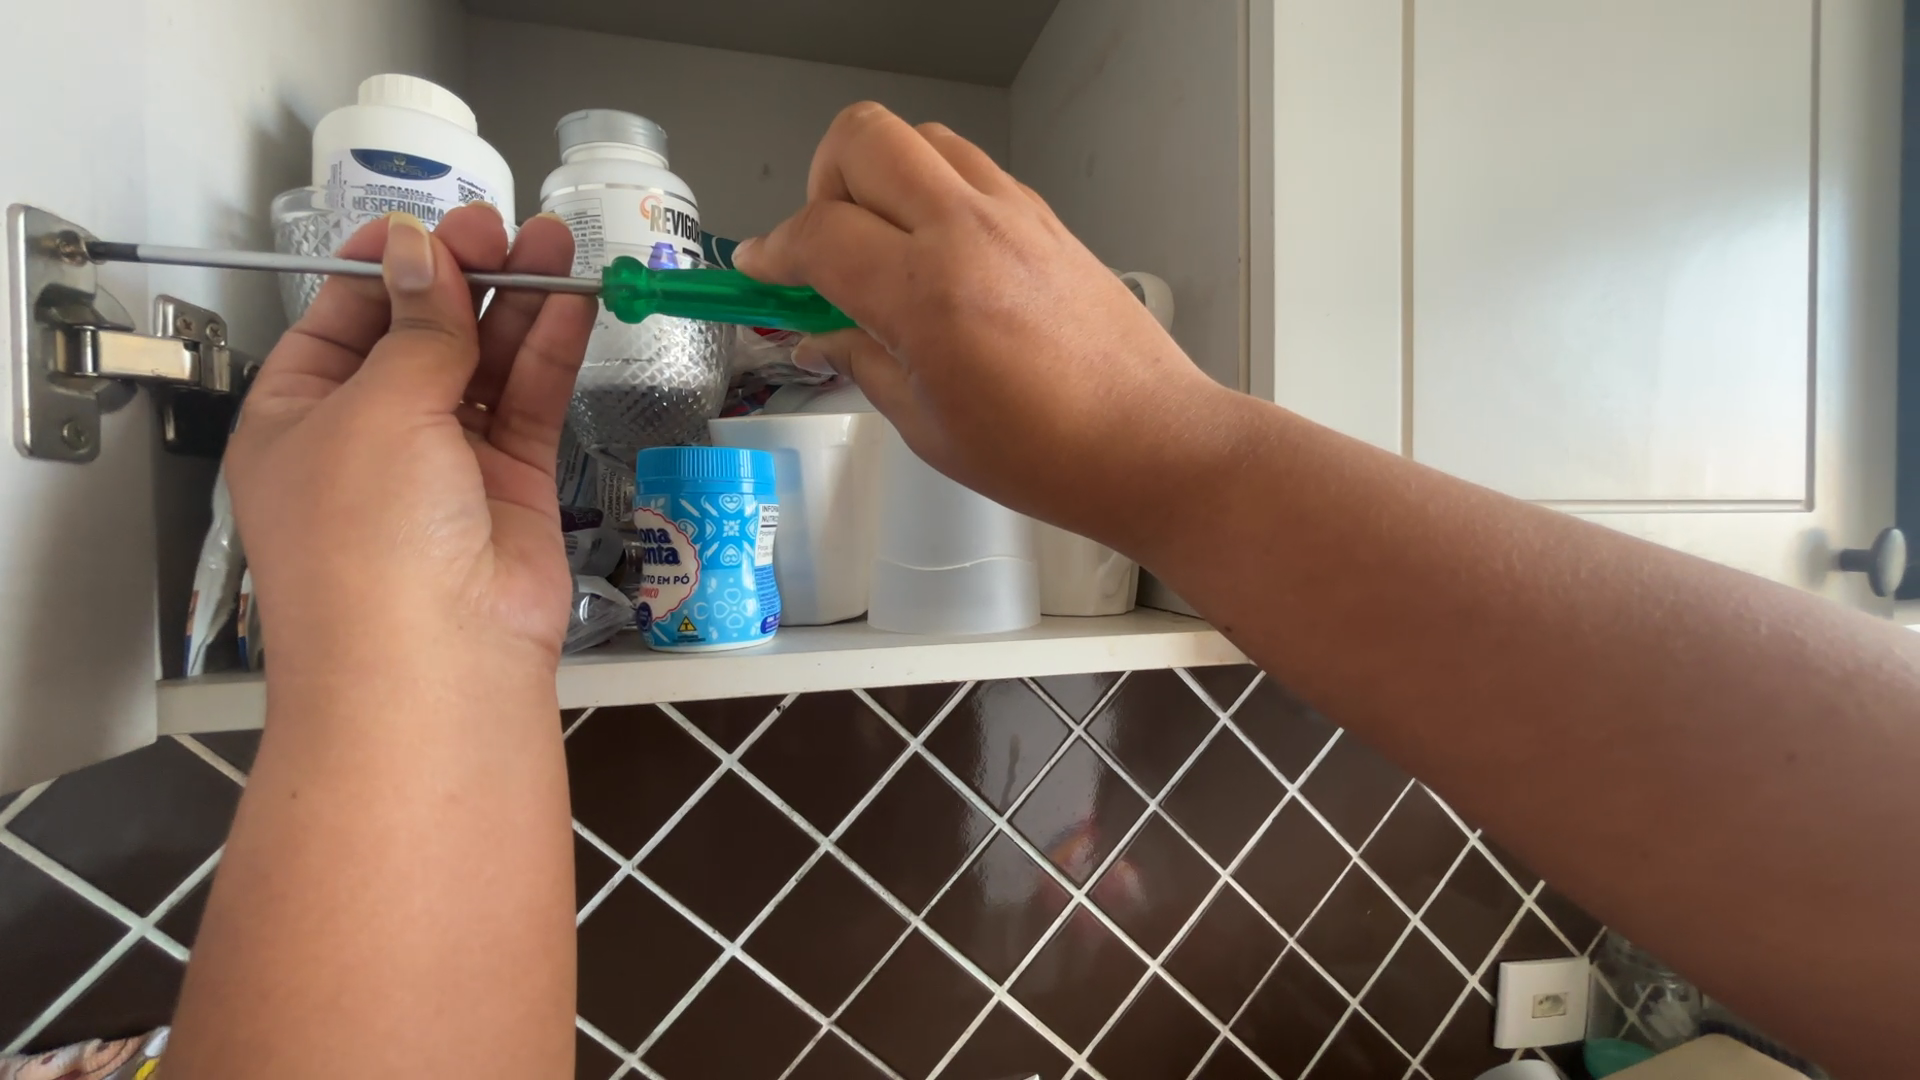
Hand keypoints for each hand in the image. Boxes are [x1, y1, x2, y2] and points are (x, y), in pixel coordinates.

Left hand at [225, 206, 595, 678]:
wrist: (443, 655)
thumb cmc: (371, 536)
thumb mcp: (376, 412)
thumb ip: (418, 331)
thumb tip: (420, 250)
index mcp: (305, 413)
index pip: (348, 319)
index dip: (395, 268)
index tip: (444, 226)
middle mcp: (379, 432)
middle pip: (430, 336)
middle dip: (471, 280)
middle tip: (516, 231)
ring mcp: (453, 458)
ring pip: (490, 366)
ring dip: (523, 309)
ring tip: (562, 252)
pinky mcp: (517, 479)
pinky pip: (531, 404)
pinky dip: (551, 356)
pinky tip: (573, 310)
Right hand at [732, 102, 1225, 545]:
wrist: (1150, 446)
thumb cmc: (1047, 457)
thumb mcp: (929, 428)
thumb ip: (863, 365)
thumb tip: (821, 338)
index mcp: (928, 293)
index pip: (816, 235)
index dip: (771, 253)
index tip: (758, 271)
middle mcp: (969, 232)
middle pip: (859, 140)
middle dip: (820, 186)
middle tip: (825, 251)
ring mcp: (1016, 216)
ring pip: (919, 140)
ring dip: (880, 179)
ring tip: (884, 249)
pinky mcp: (1049, 220)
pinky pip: (971, 170)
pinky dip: (934, 192)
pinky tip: (940, 257)